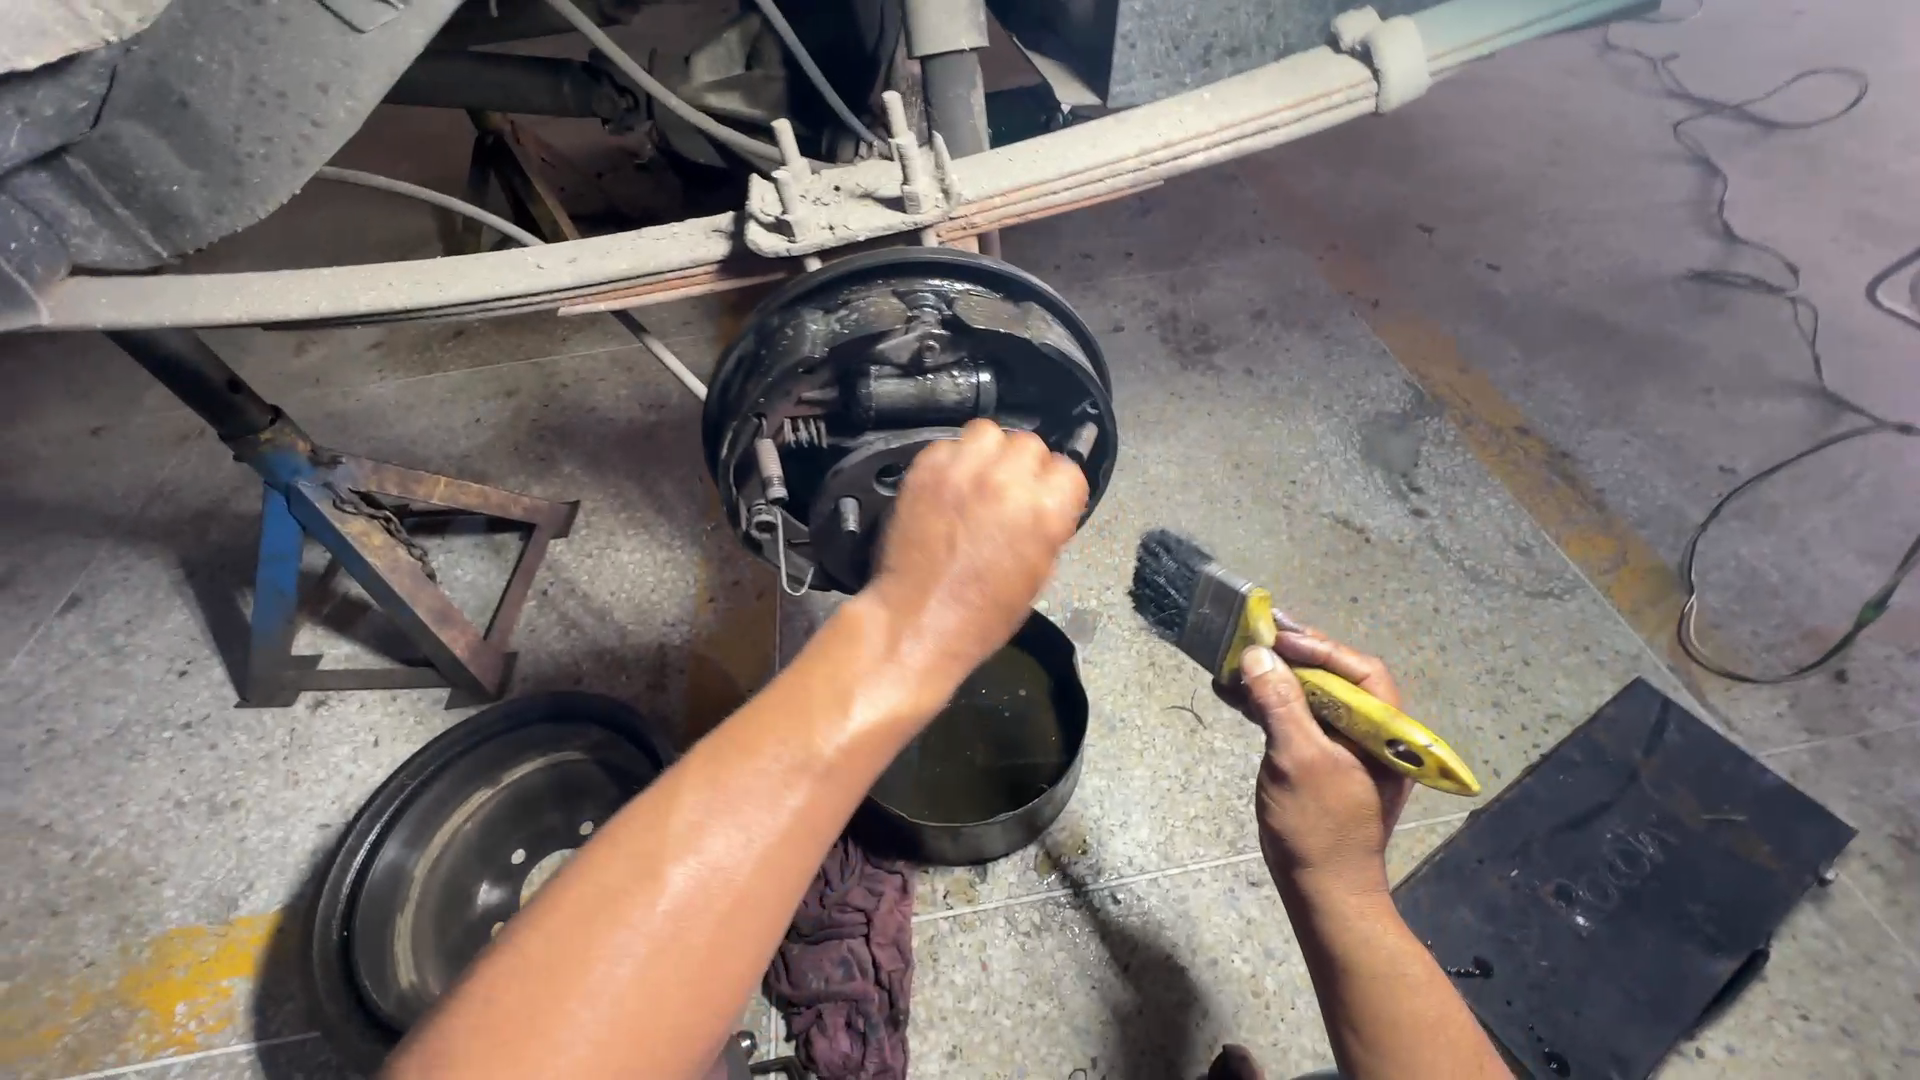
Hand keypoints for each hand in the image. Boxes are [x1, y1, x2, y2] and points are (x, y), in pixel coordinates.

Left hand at [863, 418, 1088, 693]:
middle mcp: (1008, 482)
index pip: (1068, 471)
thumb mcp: (1039, 574)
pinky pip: (948, 445)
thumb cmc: (981, 614)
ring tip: (978, 480)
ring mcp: (964, 471)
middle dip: (1023, 466)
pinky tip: (948, 488)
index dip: (1056, 487)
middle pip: (1029, 444)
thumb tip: (1046, 503)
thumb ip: (1048, 525)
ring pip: (988, 433)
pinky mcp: (926, 470)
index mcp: (1046, 511)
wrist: (918, 621)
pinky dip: (951, 461)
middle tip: (1008, 491)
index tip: (1045, 497)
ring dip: (988, 454)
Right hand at [1218, 627, 1413, 900]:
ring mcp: (1342, 749)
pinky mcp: (1317, 762)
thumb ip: (1280, 703)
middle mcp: (1369, 734)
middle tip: (1254, 640)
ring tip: (1235, 663)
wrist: (1323, 892)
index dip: (1320, 649)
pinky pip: (1294, 720)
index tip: (1276, 640)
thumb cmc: (1319, 827)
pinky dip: (1266, 704)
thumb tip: (1257, 655)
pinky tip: (1234, 694)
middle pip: (1334, 678)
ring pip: (1310, 697)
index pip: (1360, 670)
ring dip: (1273, 679)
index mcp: (1384, 731)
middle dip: (1292, 658)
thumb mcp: (1298, 758)